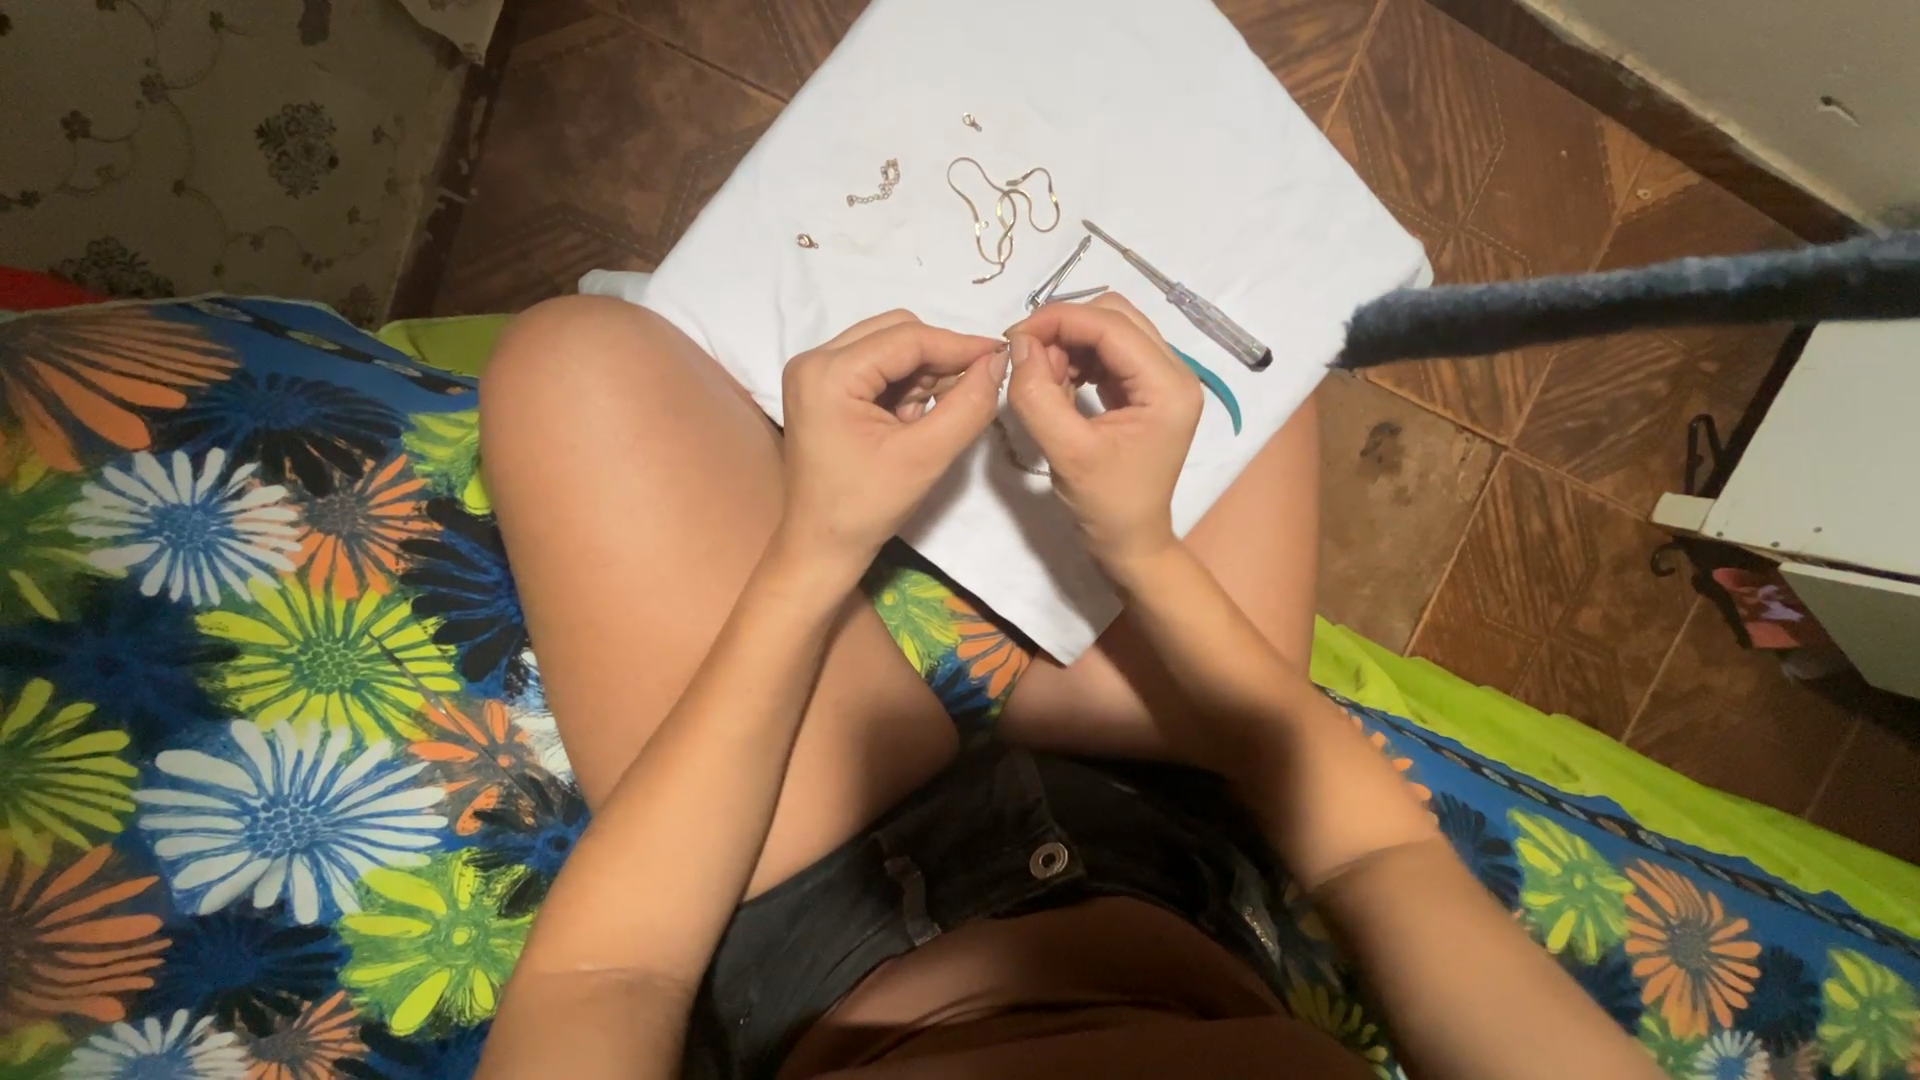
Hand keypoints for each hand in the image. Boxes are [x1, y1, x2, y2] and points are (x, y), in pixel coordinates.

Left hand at [776, 310, 1005, 570]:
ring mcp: (816, 373)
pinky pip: (878, 368)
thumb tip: (999, 360)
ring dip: (924, 372)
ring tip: (944, 410)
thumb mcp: (926, 456)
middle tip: (975, 386)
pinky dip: (907, 385)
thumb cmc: (867, 507)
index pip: (907, 337)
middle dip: (939, 357)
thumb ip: (968, 405)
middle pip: (896, 332)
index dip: (959, 344)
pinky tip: (919, 417)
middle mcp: (815, 360)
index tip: (1002, 356)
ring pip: (890, 347)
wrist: (821, 545)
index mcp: (828, 373)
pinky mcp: (824, 389)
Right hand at [1005, 295, 1201, 576]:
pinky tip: (1059, 383)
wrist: (1129, 541)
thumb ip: (1038, 395)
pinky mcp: (1144, 389)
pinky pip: (1107, 353)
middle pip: (1114, 316)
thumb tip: (1018, 345)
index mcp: (1168, 386)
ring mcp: (1161, 379)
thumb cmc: (1105, 504)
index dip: (1059, 320)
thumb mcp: (1066, 452)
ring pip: (1109, 330)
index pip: (1111, 325)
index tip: (1014, 338)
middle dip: (1065, 328)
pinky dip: (1077, 357)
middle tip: (1028, 360)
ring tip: (1043, 377)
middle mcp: (1174, 372)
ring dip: (1069, 342)